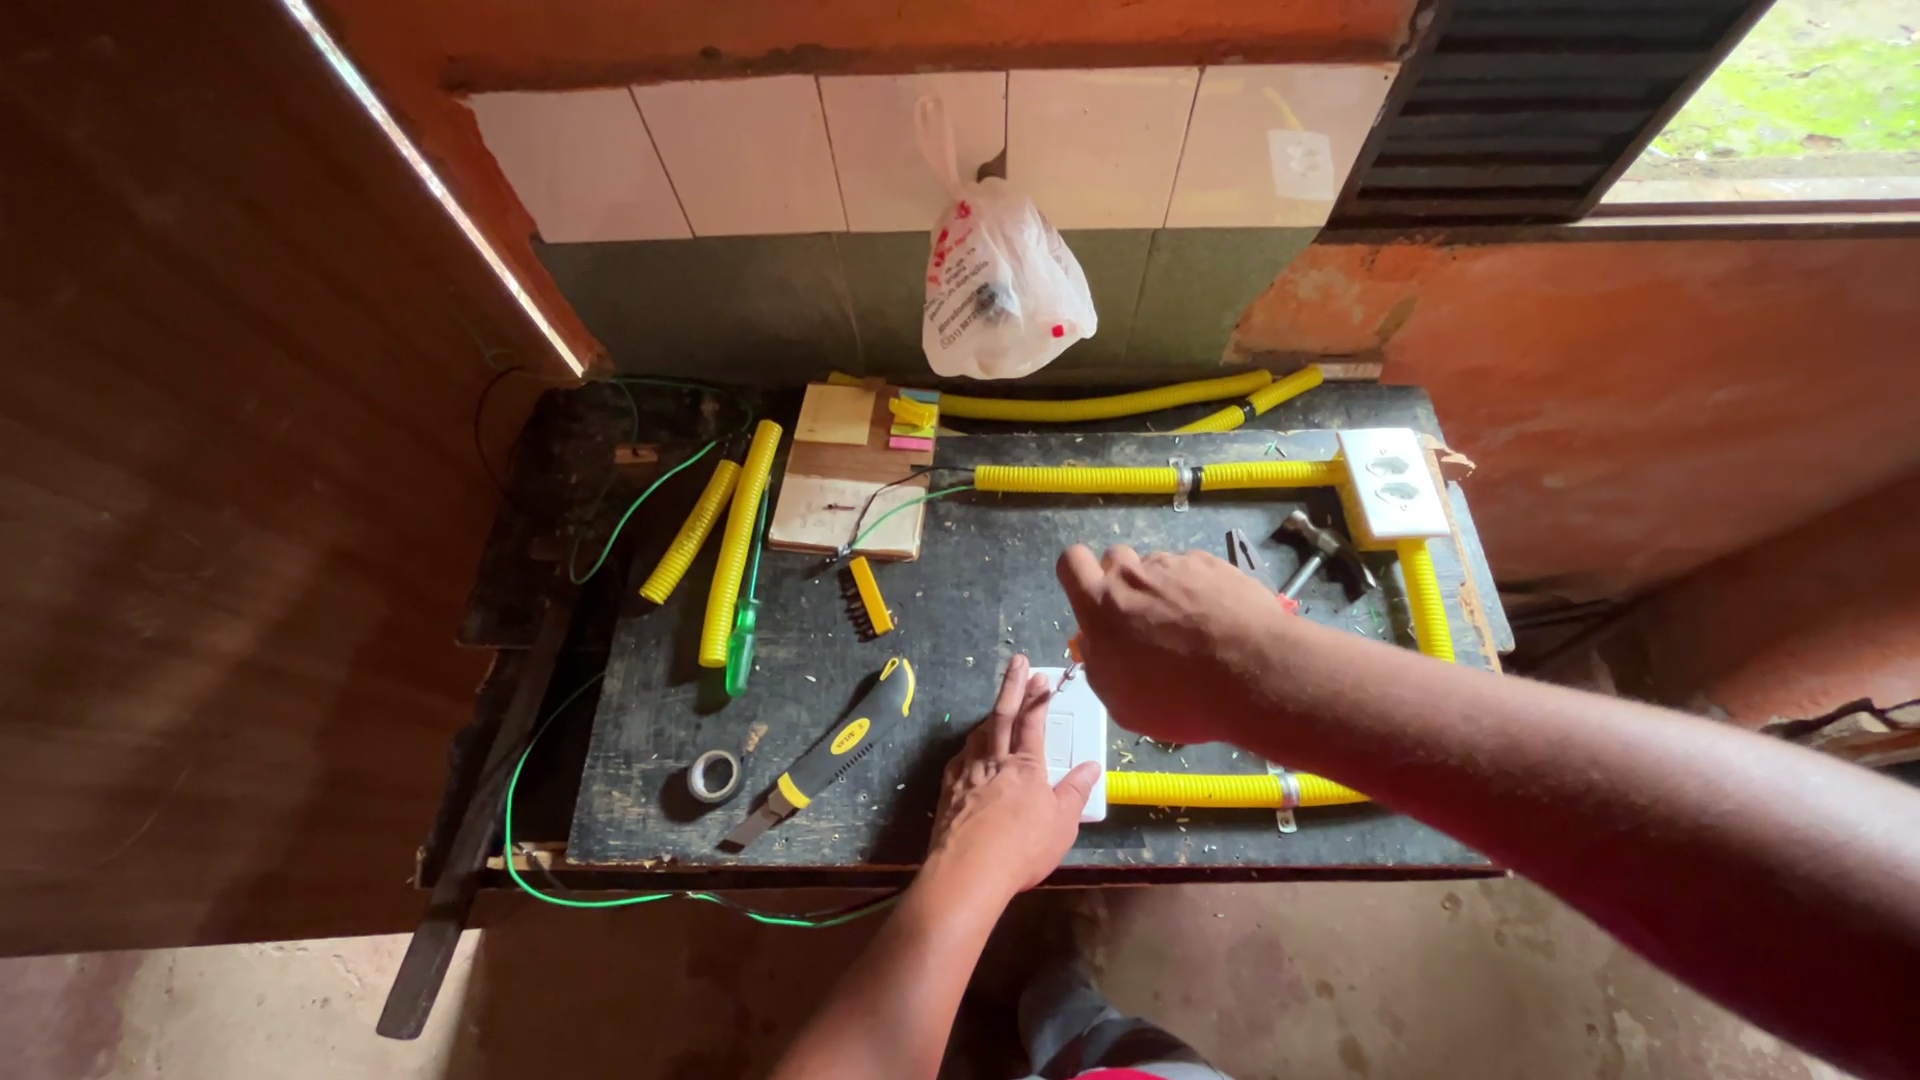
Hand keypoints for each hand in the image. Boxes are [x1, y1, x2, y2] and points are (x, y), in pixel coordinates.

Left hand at [924, 654, 1100, 902]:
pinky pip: (961, 757)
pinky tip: (970, 750)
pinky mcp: (948, 789)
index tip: (1042, 676)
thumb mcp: (1061, 824)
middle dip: (1013, 685)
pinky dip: (970, 746)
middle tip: (1018, 661)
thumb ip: (1075, 792)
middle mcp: (995, 760)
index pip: (1034, 722)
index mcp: (1026, 766)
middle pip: (1003, 714)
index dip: (1038, 696)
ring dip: (991, 715)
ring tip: (998, 705)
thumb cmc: (1022, 849)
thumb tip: (1093, 766)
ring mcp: (967, 772)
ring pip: (979, 733)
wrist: (967, 871)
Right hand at [1056, 543, 1296, 745]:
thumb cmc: (1179, 698)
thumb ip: (1099, 665)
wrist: (1255, 676)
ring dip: (1164, 589)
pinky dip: (1199, 590)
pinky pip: (1195, 571)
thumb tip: (1096, 644)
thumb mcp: (1121, 702)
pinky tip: (1218, 621)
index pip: (1071, 562)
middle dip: (1123, 582)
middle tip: (1142, 618)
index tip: (1092, 592)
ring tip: (1190, 626)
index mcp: (1101, 605)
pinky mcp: (1213, 564)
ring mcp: (1176, 565)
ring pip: (1158, 567)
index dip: (1078, 573)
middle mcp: (1134, 575)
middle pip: (1116, 559)